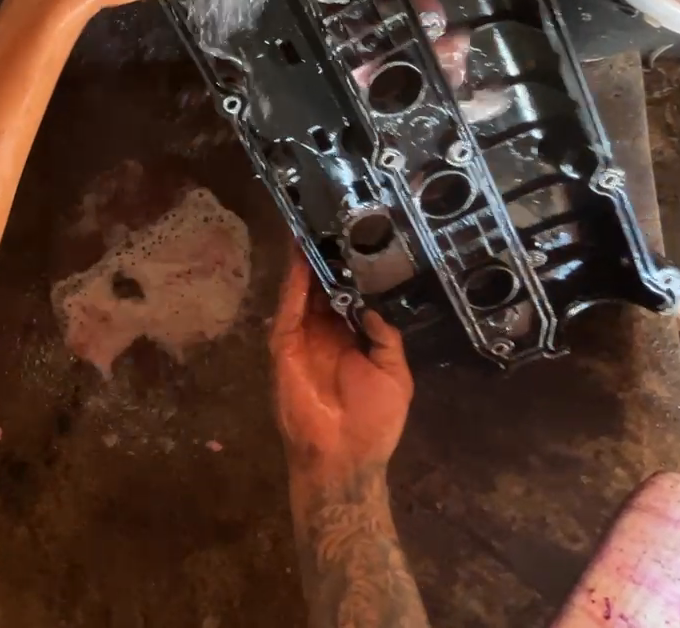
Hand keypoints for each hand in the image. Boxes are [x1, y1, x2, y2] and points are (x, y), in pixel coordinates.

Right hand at [270, 249, 413, 475]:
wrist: (343, 455)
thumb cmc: (373, 422)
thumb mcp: (395, 376)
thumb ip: (385, 339)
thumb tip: (372, 307)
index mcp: (350, 341)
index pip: (347, 299)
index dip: (349, 274)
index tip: (354, 244)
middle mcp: (324, 333)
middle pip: (322, 288)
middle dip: (325, 260)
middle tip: (329, 224)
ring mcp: (302, 336)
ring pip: (302, 291)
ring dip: (306, 262)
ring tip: (311, 229)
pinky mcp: (284, 342)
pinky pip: (289, 306)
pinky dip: (294, 281)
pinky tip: (300, 257)